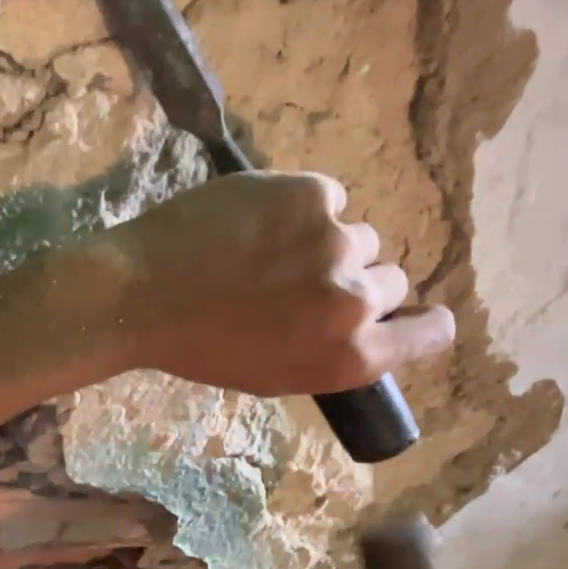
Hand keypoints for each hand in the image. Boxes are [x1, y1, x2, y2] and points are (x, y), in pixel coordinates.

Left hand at [103, 171, 455, 395]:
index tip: (414, 313)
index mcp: (347, 357)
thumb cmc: (196, 346)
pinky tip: (252, 224)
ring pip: (358, 234)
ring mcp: (336, 242)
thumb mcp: (270, 374)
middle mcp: (354, 302)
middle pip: (391, 278)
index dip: (422, 321)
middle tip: (296, 283)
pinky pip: (327, 198)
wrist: (137, 295)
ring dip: (325, 242)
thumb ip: (329, 351)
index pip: (430, 333)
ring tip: (264, 253)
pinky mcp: (312, 194)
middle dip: (354, 280)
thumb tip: (369, 323)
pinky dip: (298, 207)